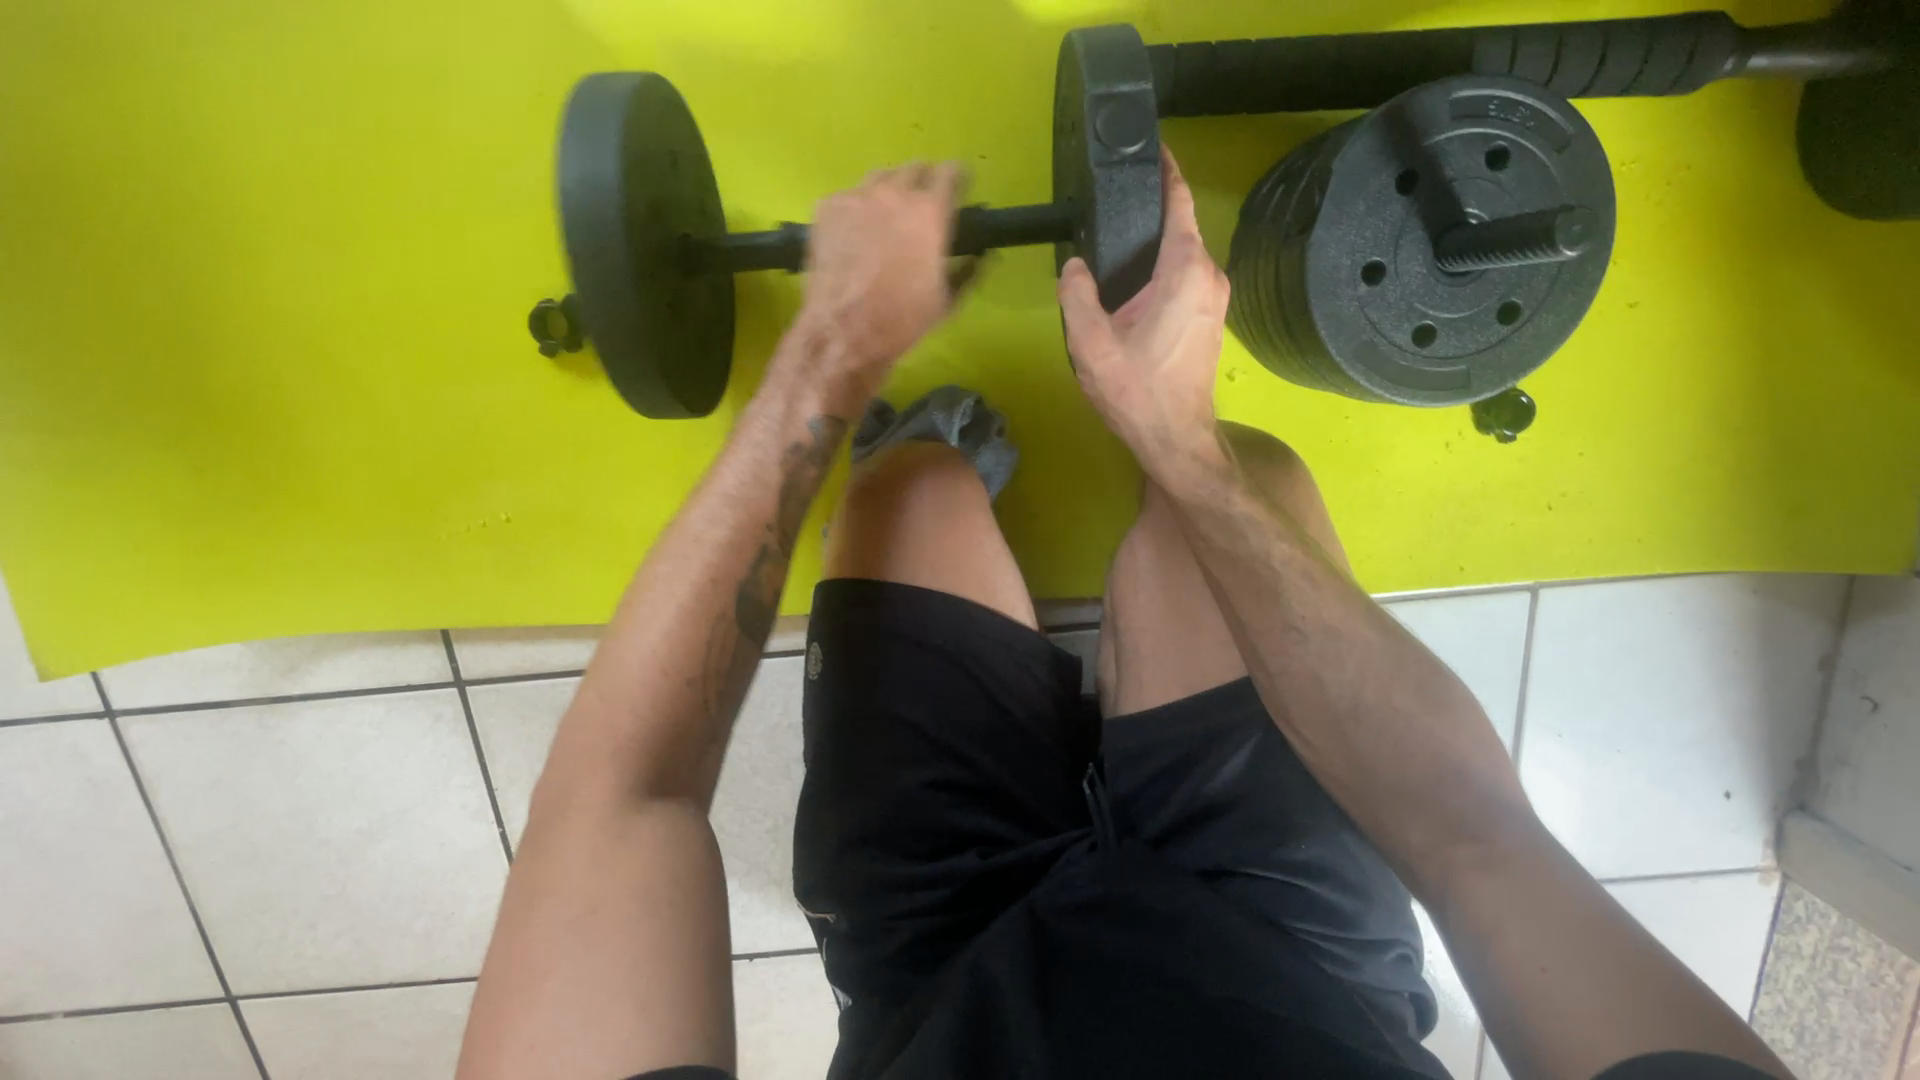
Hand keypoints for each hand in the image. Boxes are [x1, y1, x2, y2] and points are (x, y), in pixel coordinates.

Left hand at [792, 162, 973, 401]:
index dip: (957, 180)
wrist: (844, 330)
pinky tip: (855, 234)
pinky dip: (857, 209)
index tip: (957, 191)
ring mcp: (857, 196)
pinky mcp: (828, 207)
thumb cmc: (903, 319)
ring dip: (889, 191)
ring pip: (879, 178)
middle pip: (915, 168)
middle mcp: (895, 193)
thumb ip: (969, 271)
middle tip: (920, 208)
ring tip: (886, 217)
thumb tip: (984, 257)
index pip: (951, 172)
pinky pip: (849, 197)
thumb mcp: (947, 301)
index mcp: (930, 212)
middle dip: (923, 183)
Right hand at [1058, 148, 1229, 472]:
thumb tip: (1076, 267)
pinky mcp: (1211, 320)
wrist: (1174, 437)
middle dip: (1152, 212)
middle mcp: (1210, 276)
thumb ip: (1078, 294)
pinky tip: (1135, 285)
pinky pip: (1187, 279)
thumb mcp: (1091, 342)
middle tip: (1113, 203)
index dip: (1167, 170)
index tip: (1152, 147)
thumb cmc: (1136, 390)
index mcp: (1185, 270)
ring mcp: (1216, 299)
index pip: (1180, 202)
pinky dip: (1164, 271)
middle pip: (1182, 228)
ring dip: (1156, 247)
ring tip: (1118, 244)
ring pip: (1185, 257)